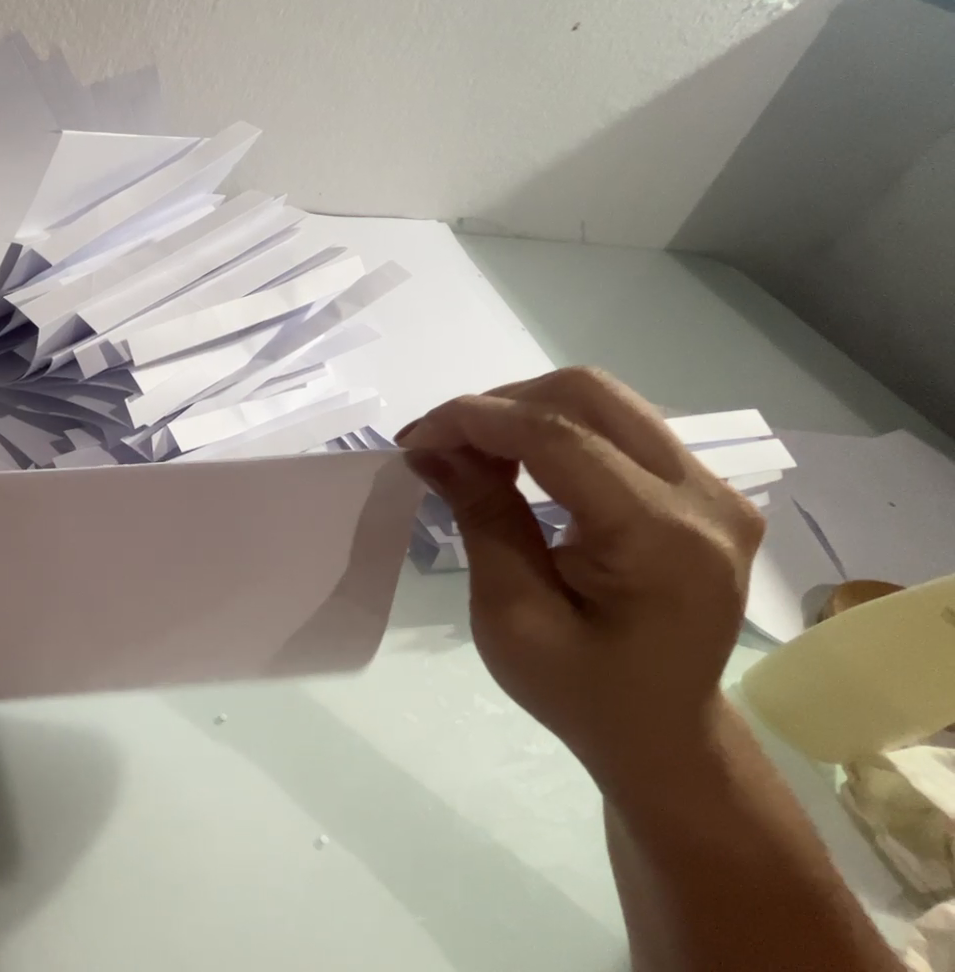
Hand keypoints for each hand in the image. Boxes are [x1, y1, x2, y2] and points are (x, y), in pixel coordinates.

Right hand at [395, 367, 764, 789]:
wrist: (663, 732)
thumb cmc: (579, 690)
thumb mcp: (510, 613)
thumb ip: (481, 518)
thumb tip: (433, 448)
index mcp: (661, 537)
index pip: (557, 436)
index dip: (473, 420)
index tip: (412, 440)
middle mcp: (705, 497)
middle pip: (588, 395)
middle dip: (498, 405)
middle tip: (439, 445)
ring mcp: (713, 489)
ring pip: (603, 401)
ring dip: (522, 413)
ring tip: (469, 454)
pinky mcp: (703, 492)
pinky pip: (618, 428)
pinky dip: (551, 431)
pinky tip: (513, 465)